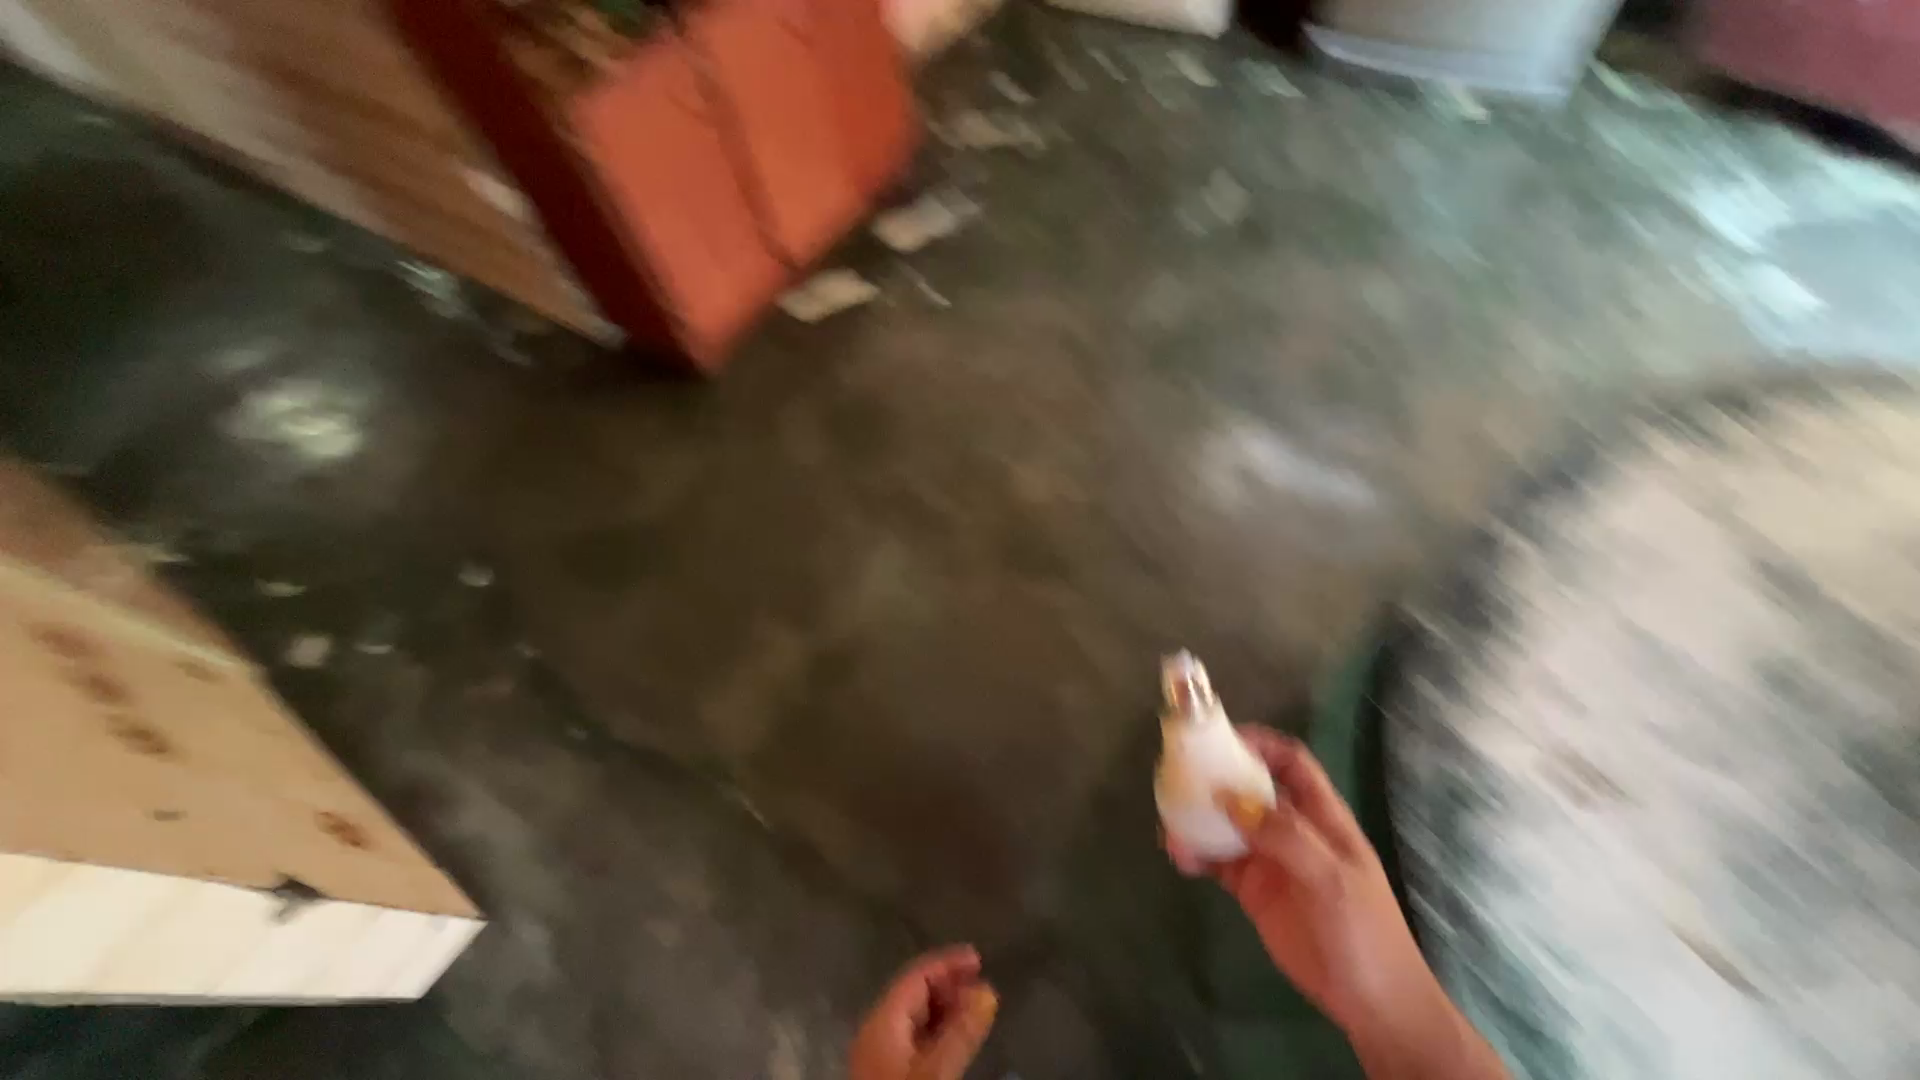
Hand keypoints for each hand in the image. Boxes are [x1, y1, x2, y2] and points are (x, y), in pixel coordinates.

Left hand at [849, 945, 997, 1079]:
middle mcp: (878, 1032)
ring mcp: (881, 1056)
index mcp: (882, 1021)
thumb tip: (988, 991)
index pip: (916, 977)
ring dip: (947, 1010)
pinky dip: (940, 1034)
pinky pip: (917, 1041)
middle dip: (949, 986)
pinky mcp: (889, 1076)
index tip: (980, 959)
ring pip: (916, 1019)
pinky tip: (959, 1041)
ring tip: (978, 1010)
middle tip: (984, 985)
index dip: (948, 964)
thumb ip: (961, 1032)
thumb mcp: (935, 1072)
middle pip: (915, 995)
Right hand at [1167, 728, 1506, 1079]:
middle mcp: (1292, 829)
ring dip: (1197, 818)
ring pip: (1226, 822)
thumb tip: (1229, 797)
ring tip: (1169, 825)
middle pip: (1249, 787)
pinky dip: (1195, 852)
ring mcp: (1270, 859)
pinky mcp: (1252, 888)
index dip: (1259, 744)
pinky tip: (1179, 857)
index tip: (1219, 739)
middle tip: (1177, 774)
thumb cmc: (1363, 931)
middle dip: (1215, 776)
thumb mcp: (1331, 878)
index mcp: (1321, 816)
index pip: (1291, 763)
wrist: (1372, 1003)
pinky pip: (1217, 859)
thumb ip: (1284, 835)